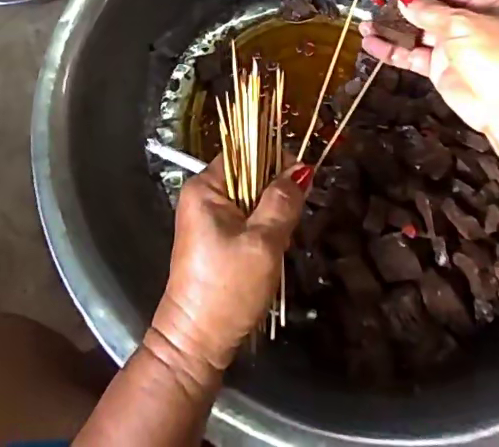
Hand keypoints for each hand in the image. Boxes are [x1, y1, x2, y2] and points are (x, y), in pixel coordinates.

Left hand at [146, 163, 302, 380]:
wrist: (195, 348)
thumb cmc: (227, 290)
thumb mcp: (263, 241)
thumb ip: (283, 200)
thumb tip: (303, 167)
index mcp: (205, 187)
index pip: (246, 151)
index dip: (276, 159)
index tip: (302, 179)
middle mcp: (204, 197)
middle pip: (252, 174)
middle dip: (277, 193)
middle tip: (291, 218)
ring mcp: (209, 220)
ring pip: (255, 199)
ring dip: (274, 215)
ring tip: (282, 240)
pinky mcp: (218, 241)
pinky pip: (249, 220)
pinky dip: (266, 230)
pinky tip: (274, 250)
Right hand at [360, 0, 498, 137]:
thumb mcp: (464, 24)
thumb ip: (431, 11)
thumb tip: (407, 1)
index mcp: (494, 4)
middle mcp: (478, 23)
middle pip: (436, 8)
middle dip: (407, 5)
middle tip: (378, 0)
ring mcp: (461, 49)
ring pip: (422, 34)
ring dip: (395, 29)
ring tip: (366, 22)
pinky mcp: (447, 73)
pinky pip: (416, 56)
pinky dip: (394, 51)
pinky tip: (372, 44)